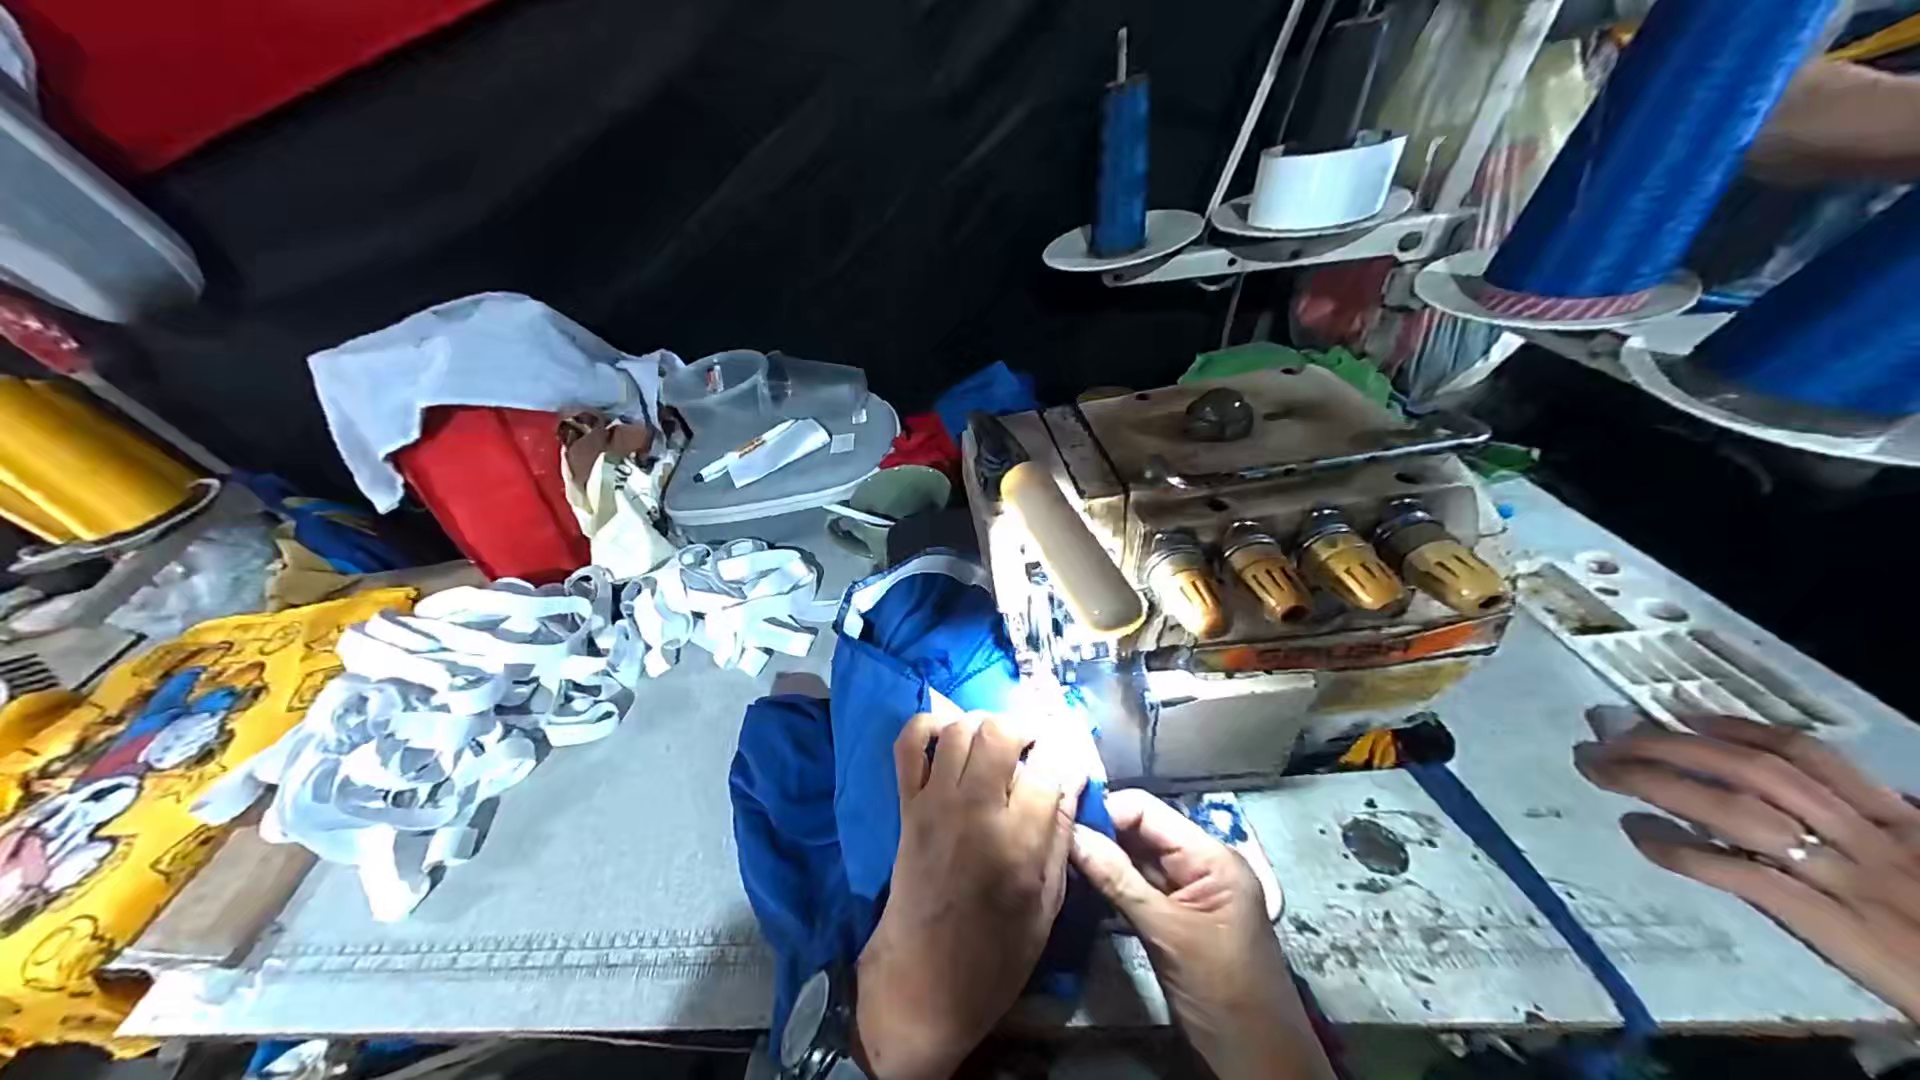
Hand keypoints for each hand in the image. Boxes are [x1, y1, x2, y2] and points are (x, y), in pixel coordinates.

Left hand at [854, 713, 1083, 1079]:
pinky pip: (909, 744)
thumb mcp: (1047, 903)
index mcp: (1017, 840)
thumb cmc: (996, 953)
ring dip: (984, 725)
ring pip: (959, 728)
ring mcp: (934, 802)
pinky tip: (949, 736)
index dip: (1065, 754)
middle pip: (1000, 731)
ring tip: (997, 746)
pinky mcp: (906, 804)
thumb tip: (1072, 778)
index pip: (1049, 766)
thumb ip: (1060, 833)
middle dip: (1025, 729)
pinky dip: (928, 726)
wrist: (922, 981)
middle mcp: (974, 809)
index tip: (1067, 761)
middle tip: (1033, 750)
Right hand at [1069, 789, 1335, 1079]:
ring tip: (1060, 855)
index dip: (1105, 810)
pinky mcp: (1175, 916)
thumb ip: (1118, 879)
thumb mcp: (1167, 934)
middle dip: (1099, 832)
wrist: (1262, 1065)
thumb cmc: (1223, 994)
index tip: (1063, 821)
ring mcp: (1188, 890)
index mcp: (1211, 857)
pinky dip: (1112, 881)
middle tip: (1054, 838)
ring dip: (1102, 856)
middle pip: (1140, 830)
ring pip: (1136, 857)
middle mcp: (1200, 863)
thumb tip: (1072, 833)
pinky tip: (1082, 880)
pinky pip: (1138, 884)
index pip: (1147, 811)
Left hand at [1575, 715, 1919, 1020]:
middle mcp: (1876, 844)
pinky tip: (1641, 835)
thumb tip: (1824, 784)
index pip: (1808, 755)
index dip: (1735, 728)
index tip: (1677, 715)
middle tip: (1608, 740)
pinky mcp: (1841, 930)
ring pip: (1739, 814)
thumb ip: (1880, 821)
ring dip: (1658, 784)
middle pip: (1754, 772)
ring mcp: (1854, 885)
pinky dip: (1686, 851)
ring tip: (1603, 772)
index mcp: (1903, 824)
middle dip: (1670, 747)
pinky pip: (1749, 878)